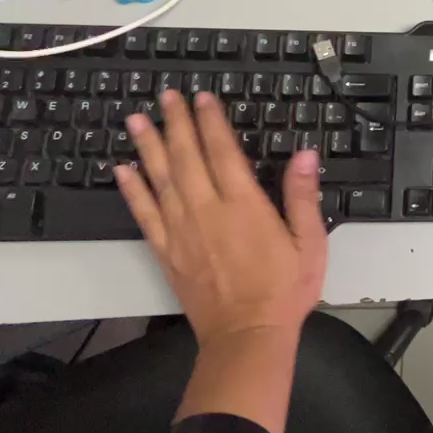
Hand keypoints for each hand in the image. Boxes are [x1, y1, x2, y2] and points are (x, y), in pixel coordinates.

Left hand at [116, 90, 327, 343]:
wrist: (247, 336)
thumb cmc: (284, 289)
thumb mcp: (310, 241)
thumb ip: (303, 195)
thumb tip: (304, 154)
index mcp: (243, 205)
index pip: (222, 151)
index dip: (211, 121)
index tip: (202, 97)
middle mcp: (207, 211)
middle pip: (186, 156)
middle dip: (175, 123)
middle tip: (167, 96)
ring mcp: (182, 231)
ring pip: (160, 178)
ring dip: (148, 146)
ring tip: (136, 120)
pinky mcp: (167, 252)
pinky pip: (144, 214)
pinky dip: (133, 190)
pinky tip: (123, 170)